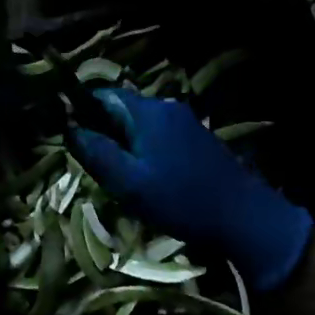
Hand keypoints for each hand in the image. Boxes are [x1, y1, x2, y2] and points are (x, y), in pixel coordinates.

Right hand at [70, 88, 312, 294]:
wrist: (246, 218)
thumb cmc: (181, 200)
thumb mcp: (129, 183)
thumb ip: (96, 152)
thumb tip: (68, 127)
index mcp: (147, 111)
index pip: (101, 95)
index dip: (82, 114)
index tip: (74, 143)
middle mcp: (166, 106)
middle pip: (120, 110)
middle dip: (105, 135)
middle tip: (101, 171)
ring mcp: (185, 121)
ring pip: (139, 125)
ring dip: (126, 147)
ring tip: (125, 181)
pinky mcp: (197, 138)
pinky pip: (158, 136)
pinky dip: (146, 152)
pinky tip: (151, 182)